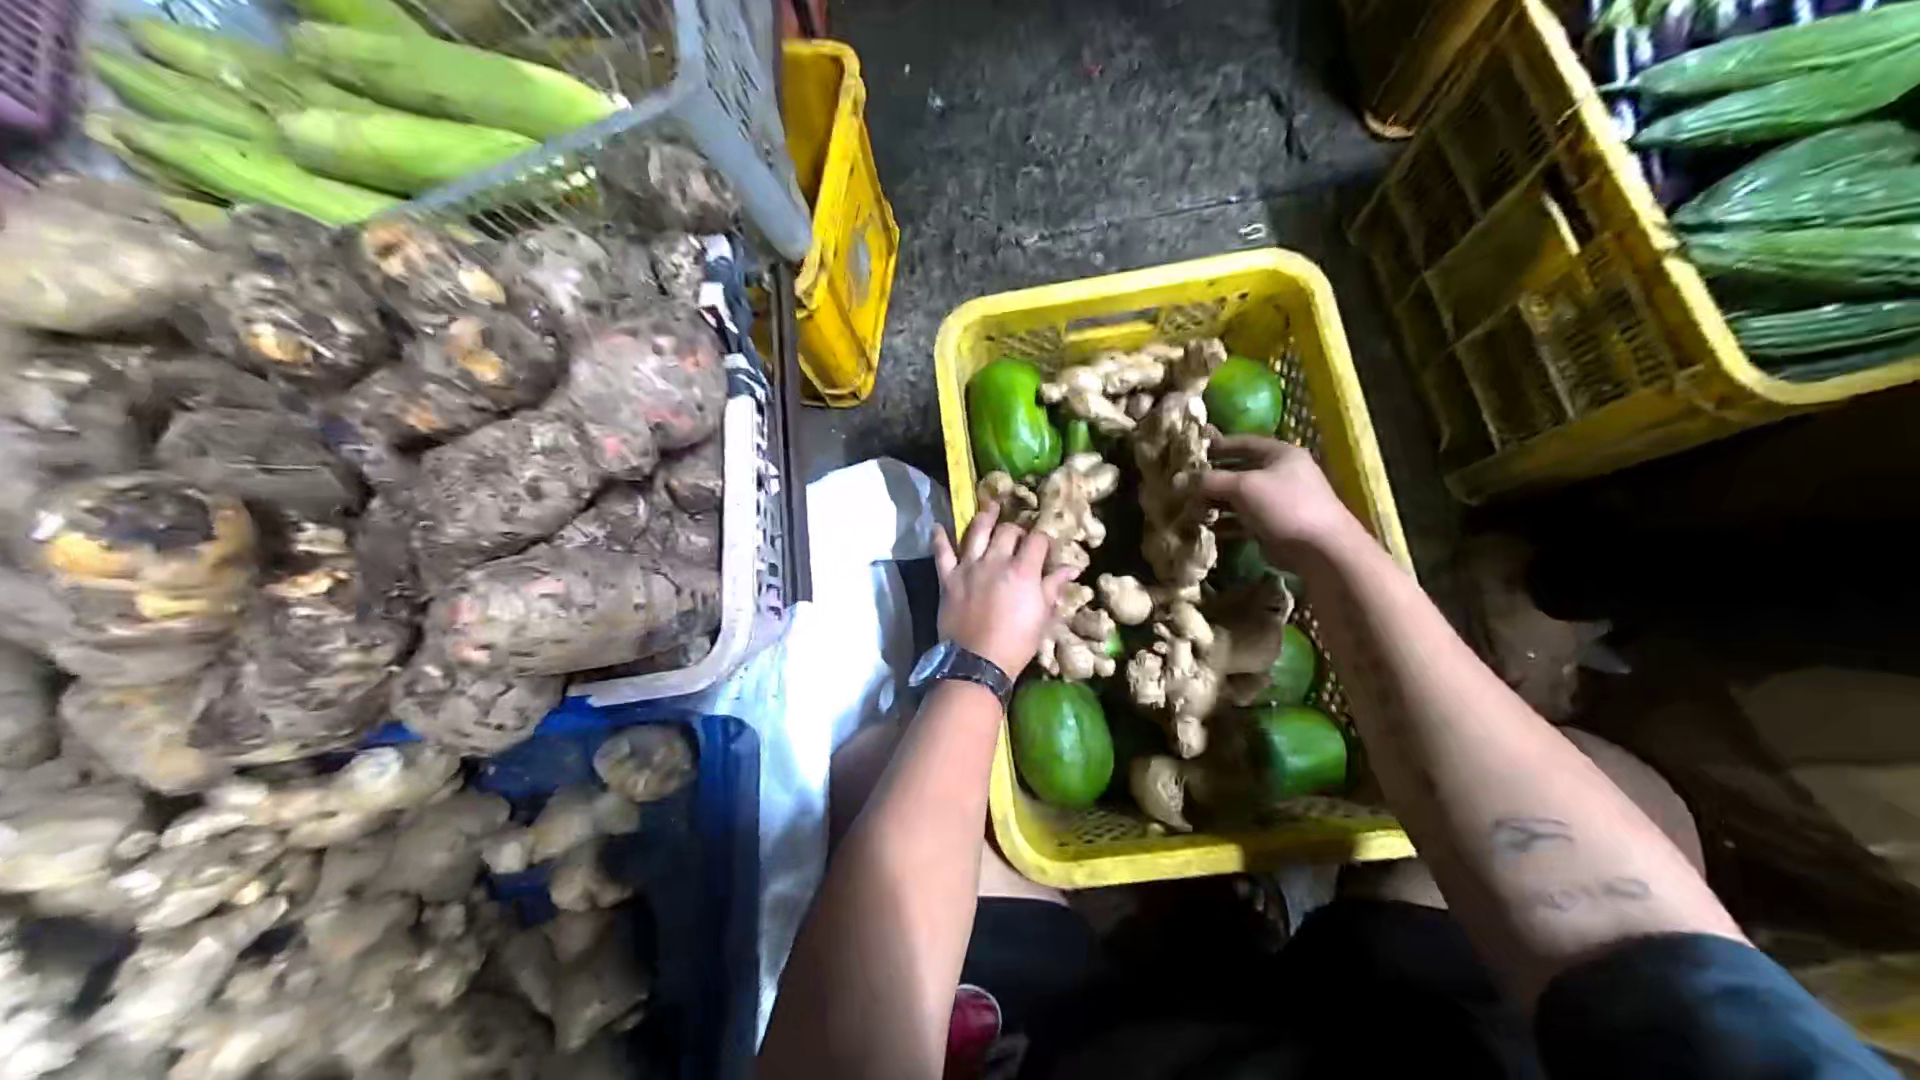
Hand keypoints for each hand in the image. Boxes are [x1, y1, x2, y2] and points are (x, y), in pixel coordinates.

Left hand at [932, 500, 1075, 677]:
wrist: (977, 661)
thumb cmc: (1017, 642)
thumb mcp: (1044, 616)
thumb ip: (1054, 587)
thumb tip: (1072, 568)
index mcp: (1023, 570)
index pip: (1037, 540)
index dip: (1043, 539)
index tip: (1044, 545)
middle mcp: (996, 560)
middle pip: (1007, 531)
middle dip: (1017, 529)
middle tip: (1018, 536)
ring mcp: (969, 567)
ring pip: (976, 532)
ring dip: (984, 518)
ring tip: (989, 509)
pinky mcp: (948, 578)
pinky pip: (942, 552)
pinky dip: (939, 538)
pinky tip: (938, 527)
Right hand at [1199, 436, 1359, 558]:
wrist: (1321, 548)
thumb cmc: (1285, 505)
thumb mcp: (1244, 487)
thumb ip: (1209, 481)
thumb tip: (1176, 479)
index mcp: (1280, 454)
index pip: (1243, 442)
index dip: (1217, 446)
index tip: (1191, 452)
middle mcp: (1280, 473)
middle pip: (1238, 470)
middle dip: (1211, 478)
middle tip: (1184, 483)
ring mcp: (1278, 500)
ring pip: (1238, 497)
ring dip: (1214, 502)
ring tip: (1189, 507)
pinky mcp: (1273, 525)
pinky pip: (1242, 519)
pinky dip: (1224, 522)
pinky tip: (1205, 527)